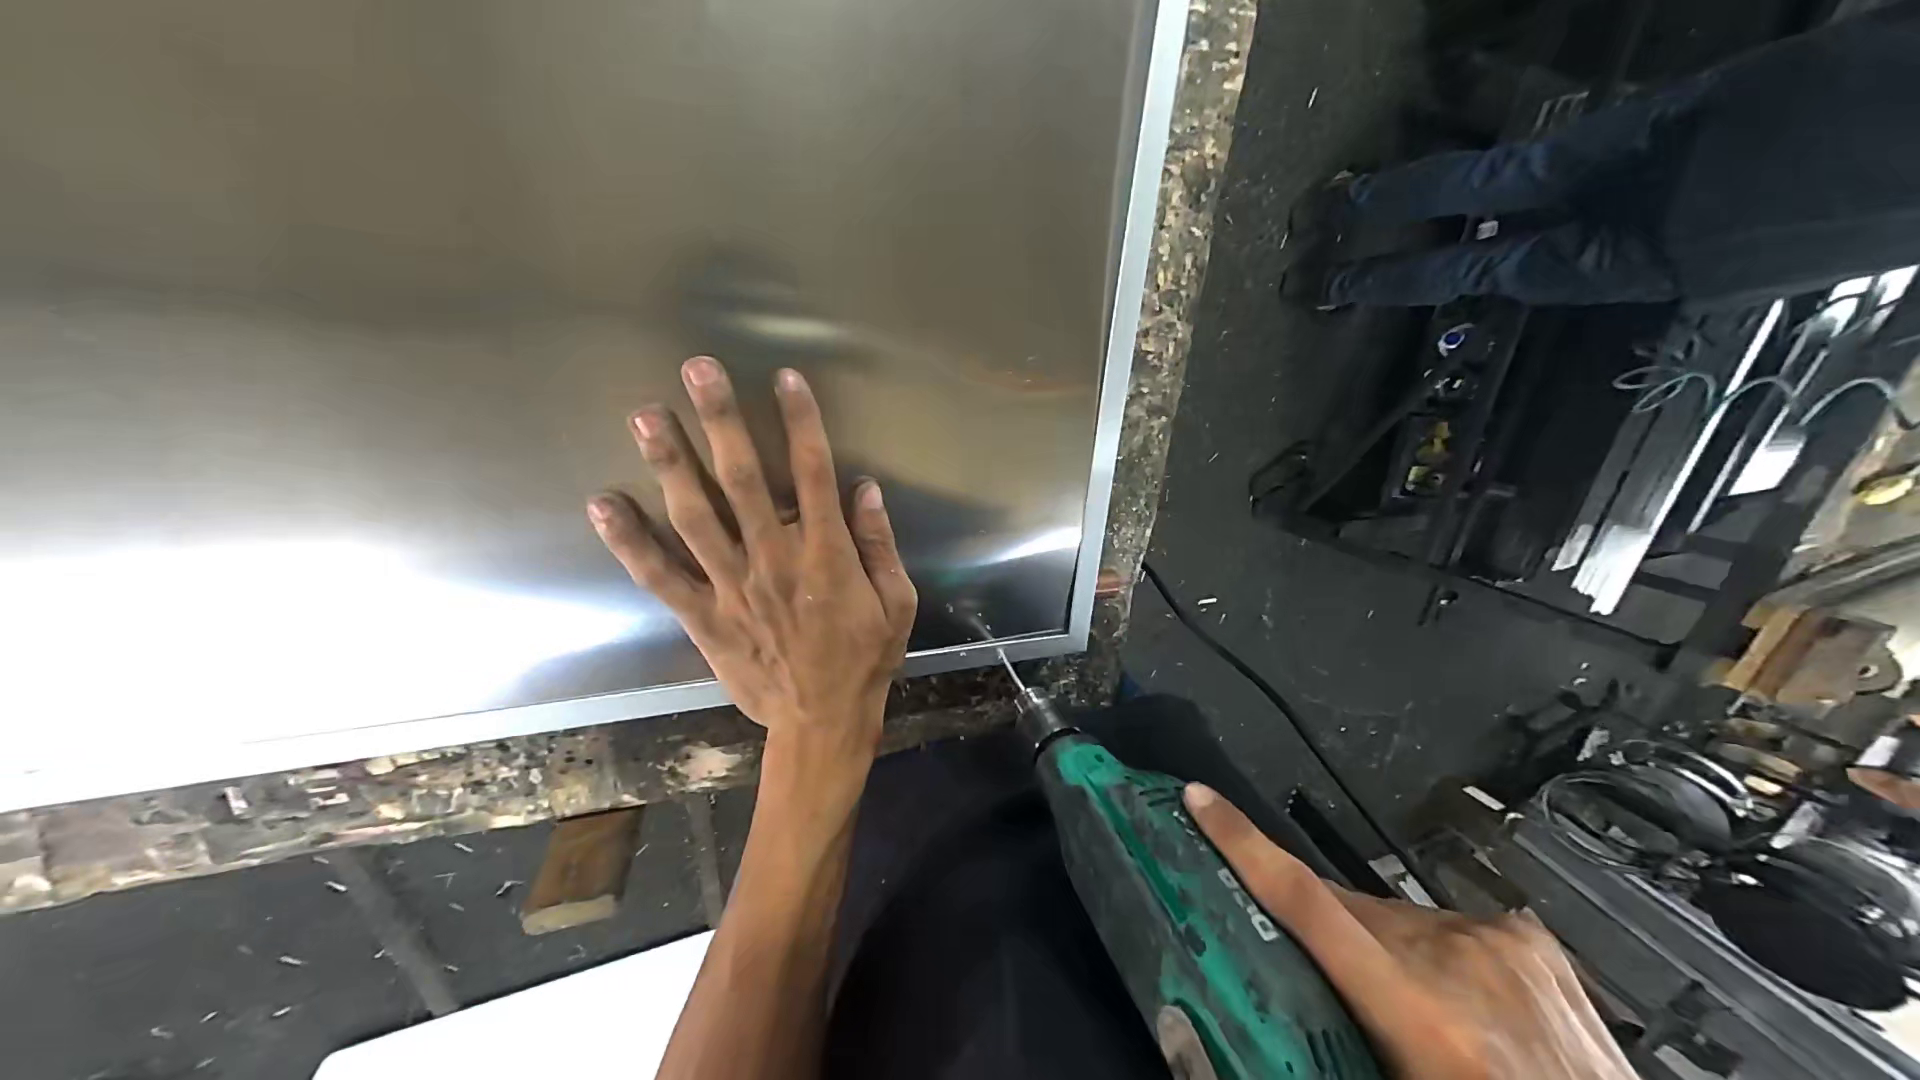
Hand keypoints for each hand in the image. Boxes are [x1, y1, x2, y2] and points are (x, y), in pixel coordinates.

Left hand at [587, 356, 917, 752]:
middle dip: (721, 421)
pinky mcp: (703, 617)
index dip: (800, 422)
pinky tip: (603, 504)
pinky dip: (630, 541)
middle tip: (698, 370)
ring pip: (695, 517)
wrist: (822, 722)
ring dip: (670, 463)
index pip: (812, 474)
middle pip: (742, 480)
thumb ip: (878, 544)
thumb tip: (863, 488)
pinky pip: (661, 576)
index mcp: (826, 557)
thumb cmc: (865, 659)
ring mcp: (732, 588)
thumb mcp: (896, 603)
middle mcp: (774, 562)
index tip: (785, 379)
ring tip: (645, 416)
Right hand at [1183, 784, 1636, 1079]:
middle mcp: (1453, 957)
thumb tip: (1265, 1011)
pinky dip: (1427, 947)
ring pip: (1390, 916)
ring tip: (1396, 1003)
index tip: (1198, 798)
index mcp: (1417, 1010)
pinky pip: (1443, 924)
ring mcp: (1498, 941)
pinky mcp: (1529, 938)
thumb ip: (1332, 1035)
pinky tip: (1453, 996)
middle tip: (1302, 966)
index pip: (1305, 901)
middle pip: (1343, 908)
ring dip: (1375, 944)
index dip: (1243, 844)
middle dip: (1315, 925)